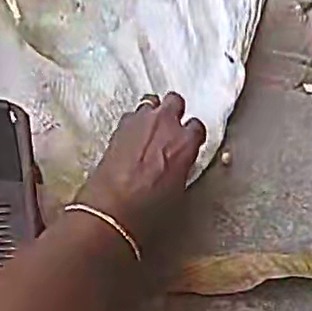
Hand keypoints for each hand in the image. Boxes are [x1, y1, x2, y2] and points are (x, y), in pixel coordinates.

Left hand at [74, 92, 205, 254]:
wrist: (114, 209)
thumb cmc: (150, 208)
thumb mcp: (178, 191)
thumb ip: (182, 167)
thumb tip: (180, 163)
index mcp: (184, 143)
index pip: (197, 127)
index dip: (193, 136)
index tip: (190, 145)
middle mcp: (164, 123)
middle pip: (174, 101)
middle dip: (174, 112)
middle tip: (171, 131)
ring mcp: (140, 120)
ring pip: (151, 103)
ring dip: (153, 114)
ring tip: (150, 134)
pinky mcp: (119, 125)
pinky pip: (132, 116)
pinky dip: (135, 124)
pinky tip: (133, 142)